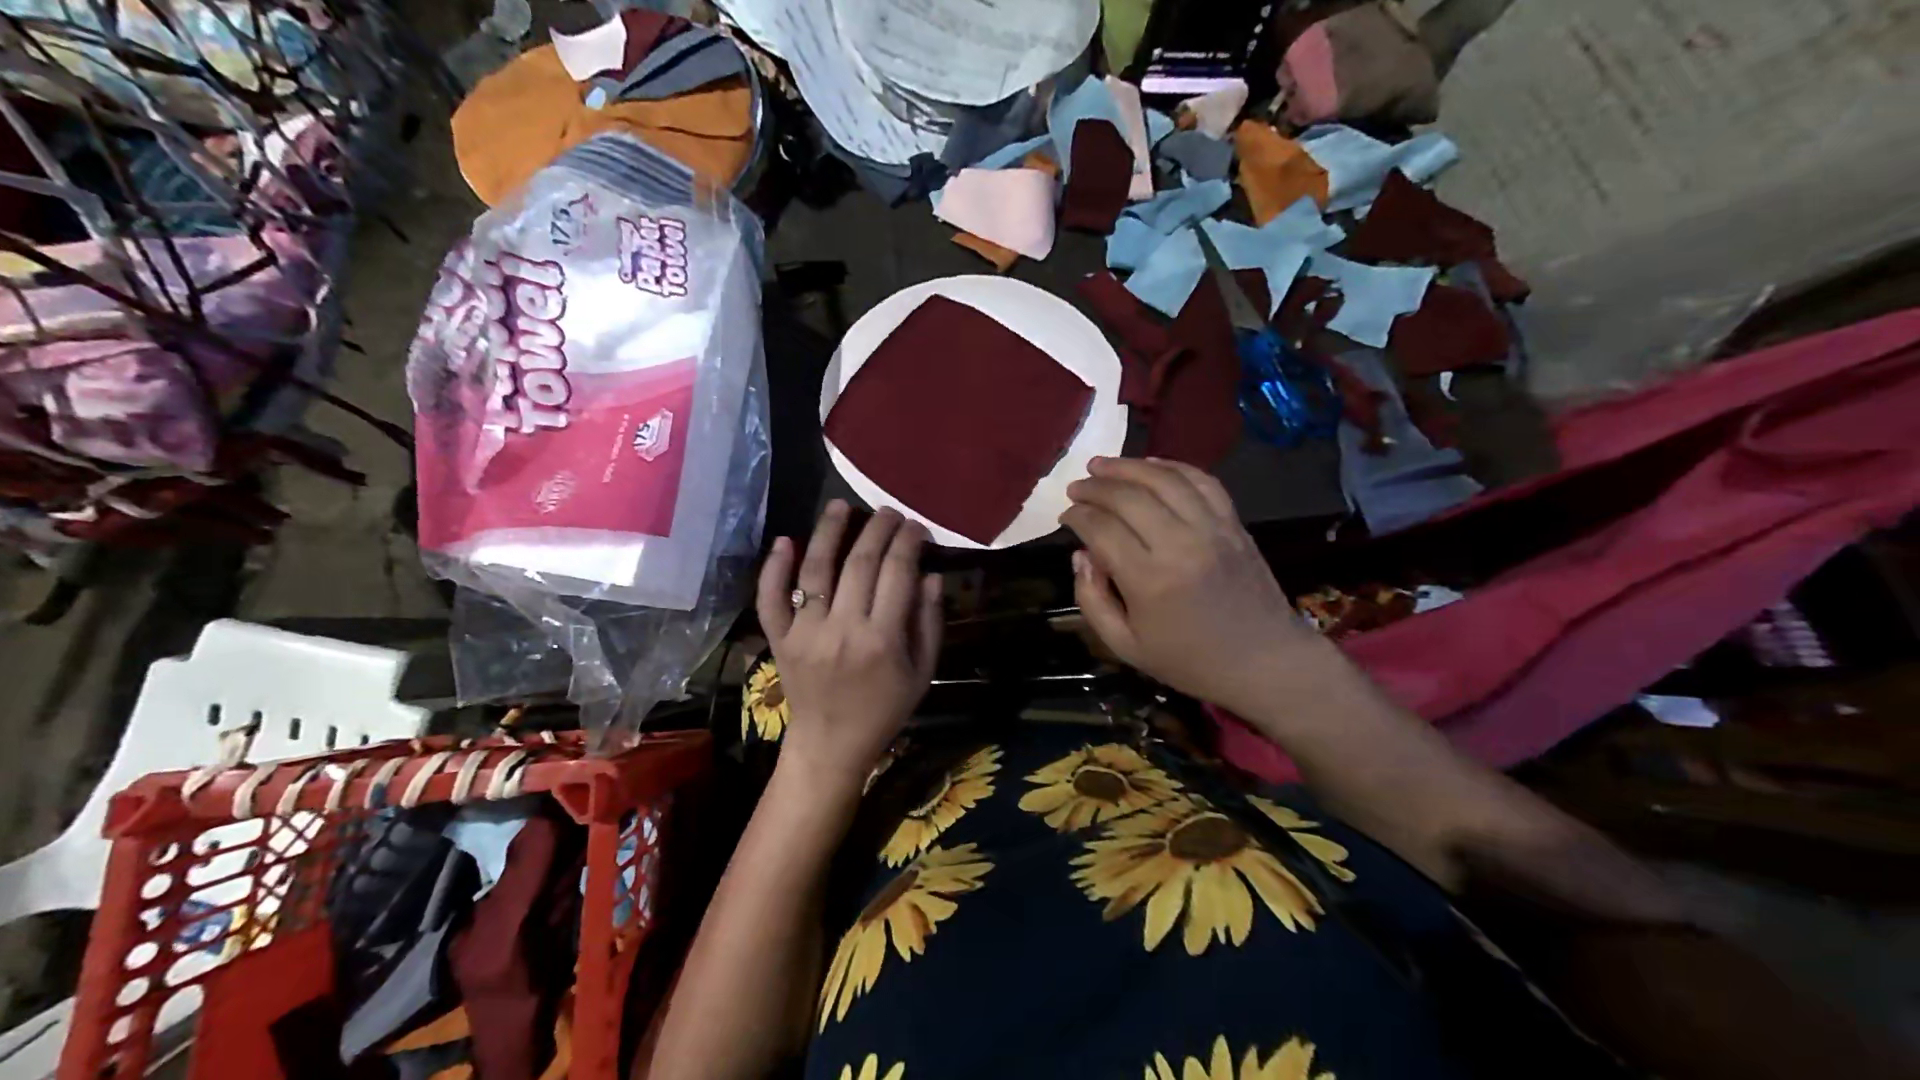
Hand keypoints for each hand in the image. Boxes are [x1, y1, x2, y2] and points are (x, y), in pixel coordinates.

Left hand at [756, 501, 943, 785]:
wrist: (831, 744)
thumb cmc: (885, 709)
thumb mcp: (922, 672)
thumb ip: (929, 623)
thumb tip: (930, 576)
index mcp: (882, 640)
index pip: (897, 573)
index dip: (908, 543)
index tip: (915, 527)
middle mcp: (841, 630)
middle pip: (860, 563)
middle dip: (877, 529)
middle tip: (888, 512)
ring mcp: (804, 633)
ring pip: (815, 570)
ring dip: (828, 532)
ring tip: (840, 506)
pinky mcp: (779, 639)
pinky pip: (770, 599)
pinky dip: (773, 569)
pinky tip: (784, 540)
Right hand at [1060, 457, 1330, 716]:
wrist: (1264, 662)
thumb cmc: (1189, 660)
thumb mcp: (1125, 646)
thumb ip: (1092, 600)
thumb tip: (1081, 555)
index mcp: (1149, 580)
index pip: (1101, 529)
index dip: (1077, 517)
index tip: (1065, 517)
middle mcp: (1180, 544)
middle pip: (1128, 496)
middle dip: (1095, 487)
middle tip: (1076, 488)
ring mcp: (1212, 529)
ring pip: (1164, 479)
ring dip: (1128, 466)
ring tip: (1102, 465)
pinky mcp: (1233, 524)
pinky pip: (1202, 481)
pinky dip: (1173, 467)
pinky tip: (1150, 465)